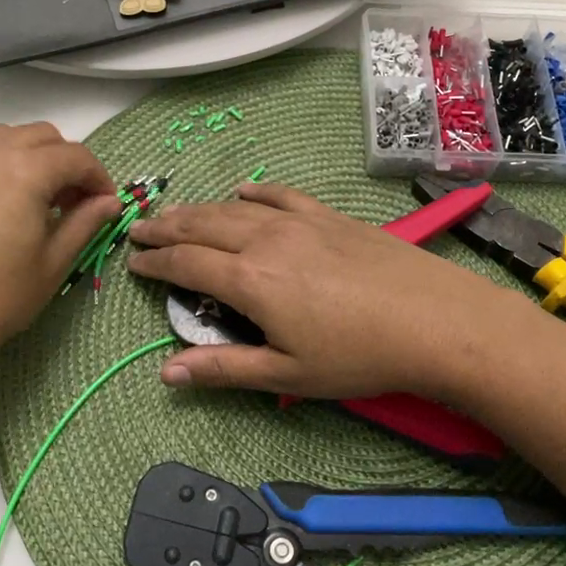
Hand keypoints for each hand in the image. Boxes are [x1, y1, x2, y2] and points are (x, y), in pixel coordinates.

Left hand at [0, 124, 119, 377]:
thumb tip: (107, 202)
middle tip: (68, 202)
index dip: (97, 177)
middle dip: (63, 163)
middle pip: (38, 137)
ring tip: (23, 197)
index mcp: (25, 171)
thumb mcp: (51, 265)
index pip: (76, 156)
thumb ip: (83, 223)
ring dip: (20, 158)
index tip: (103, 203)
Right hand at [126, 183, 559, 399]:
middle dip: (166, 227)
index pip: (186, 263)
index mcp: (249, 279)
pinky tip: (244, 191)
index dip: (154, 262)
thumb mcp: (286, 373)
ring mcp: (300, 222)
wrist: (434, 320)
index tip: (132, 261)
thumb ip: (224, 368)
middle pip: (202, 226)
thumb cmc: (357, 356)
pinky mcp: (329, 216)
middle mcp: (266, 239)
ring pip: (235, 208)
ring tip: (177, 213)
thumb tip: (166, 374)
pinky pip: (281, 195)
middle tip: (139, 229)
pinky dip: (255, 192)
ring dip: (199, 209)